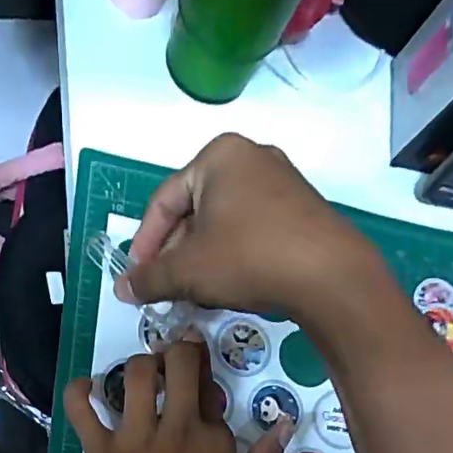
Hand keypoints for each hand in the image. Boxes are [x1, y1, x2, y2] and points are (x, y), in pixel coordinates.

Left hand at [66, 338, 289, 452]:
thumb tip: (285, 423)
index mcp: (213, 441)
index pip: (211, 387)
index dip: (206, 373)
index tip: (201, 370)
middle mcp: (175, 428)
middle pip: (176, 363)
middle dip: (177, 350)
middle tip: (172, 357)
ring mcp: (134, 438)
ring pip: (133, 373)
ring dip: (138, 365)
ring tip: (140, 375)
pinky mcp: (99, 452)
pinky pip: (81, 408)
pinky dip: (79, 392)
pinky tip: (86, 388)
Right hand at [120, 134, 393, 324]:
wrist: (330, 276)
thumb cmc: (249, 258)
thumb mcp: (189, 270)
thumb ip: (150, 277)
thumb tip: (123, 288)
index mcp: (218, 156)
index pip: (164, 201)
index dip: (143, 244)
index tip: (136, 279)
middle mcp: (251, 159)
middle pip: (195, 212)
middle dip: (175, 256)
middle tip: (164, 291)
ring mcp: (282, 185)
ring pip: (224, 226)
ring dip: (202, 262)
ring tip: (193, 296)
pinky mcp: (302, 214)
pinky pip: (252, 233)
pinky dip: (232, 259)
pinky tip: (229, 289)